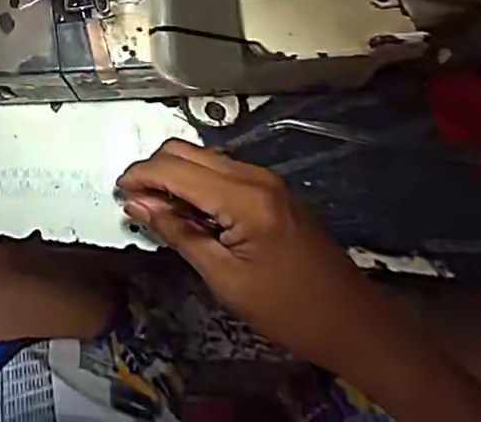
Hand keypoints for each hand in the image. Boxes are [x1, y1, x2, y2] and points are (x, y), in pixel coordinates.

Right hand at [115, 138, 401, 372]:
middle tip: (137, 202)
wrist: (361, 329)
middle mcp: (254, 178)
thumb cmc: (291, 311)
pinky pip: (216, 169)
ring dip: (171, 174)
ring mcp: (265, 181)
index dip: (139, 177)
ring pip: (197, 156)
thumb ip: (176, 233)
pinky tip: (190, 211)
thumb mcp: (225, 279)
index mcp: (244, 200)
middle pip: (181, 151)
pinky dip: (193, 181)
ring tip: (161, 209)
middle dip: (151, 171)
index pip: (173, 169)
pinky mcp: (269, 189)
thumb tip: (135, 204)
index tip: (120, 194)